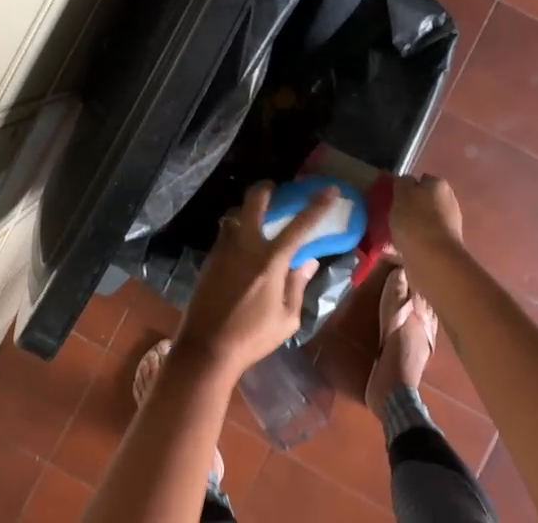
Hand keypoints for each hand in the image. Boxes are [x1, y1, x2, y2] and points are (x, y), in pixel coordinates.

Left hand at [174, 181, 337, 373]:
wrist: (207, 347)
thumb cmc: (252, 336)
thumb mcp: (286, 318)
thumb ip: (297, 285)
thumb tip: (308, 262)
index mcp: (271, 260)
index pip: (300, 225)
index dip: (317, 204)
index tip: (330, 189)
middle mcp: (246, 245)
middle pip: (254, 201)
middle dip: (266, 189)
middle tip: (274, 190)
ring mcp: (224, 249)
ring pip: (234, 214)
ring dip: (246, 210)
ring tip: (255, 219)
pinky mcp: (209, 259)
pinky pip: (224, 233)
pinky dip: (235, 230)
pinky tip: (241, 245)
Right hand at [389, 174, 464, 261]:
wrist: (433, 258)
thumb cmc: (414, 220)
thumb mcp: (401, 194)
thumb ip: (402, 183)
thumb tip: (406, 181)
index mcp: (439, 184)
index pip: (421, 180)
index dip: (407, 187)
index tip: (394, 198)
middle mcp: (449, 200)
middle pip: (425, 200)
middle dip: (412, 207)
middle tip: (393, 216)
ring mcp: (451, 223)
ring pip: (426, 219)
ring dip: (414, 225)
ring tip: (395, 234)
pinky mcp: (448, 244)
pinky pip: (427, 237)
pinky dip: (417, 240)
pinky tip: (404, 247)